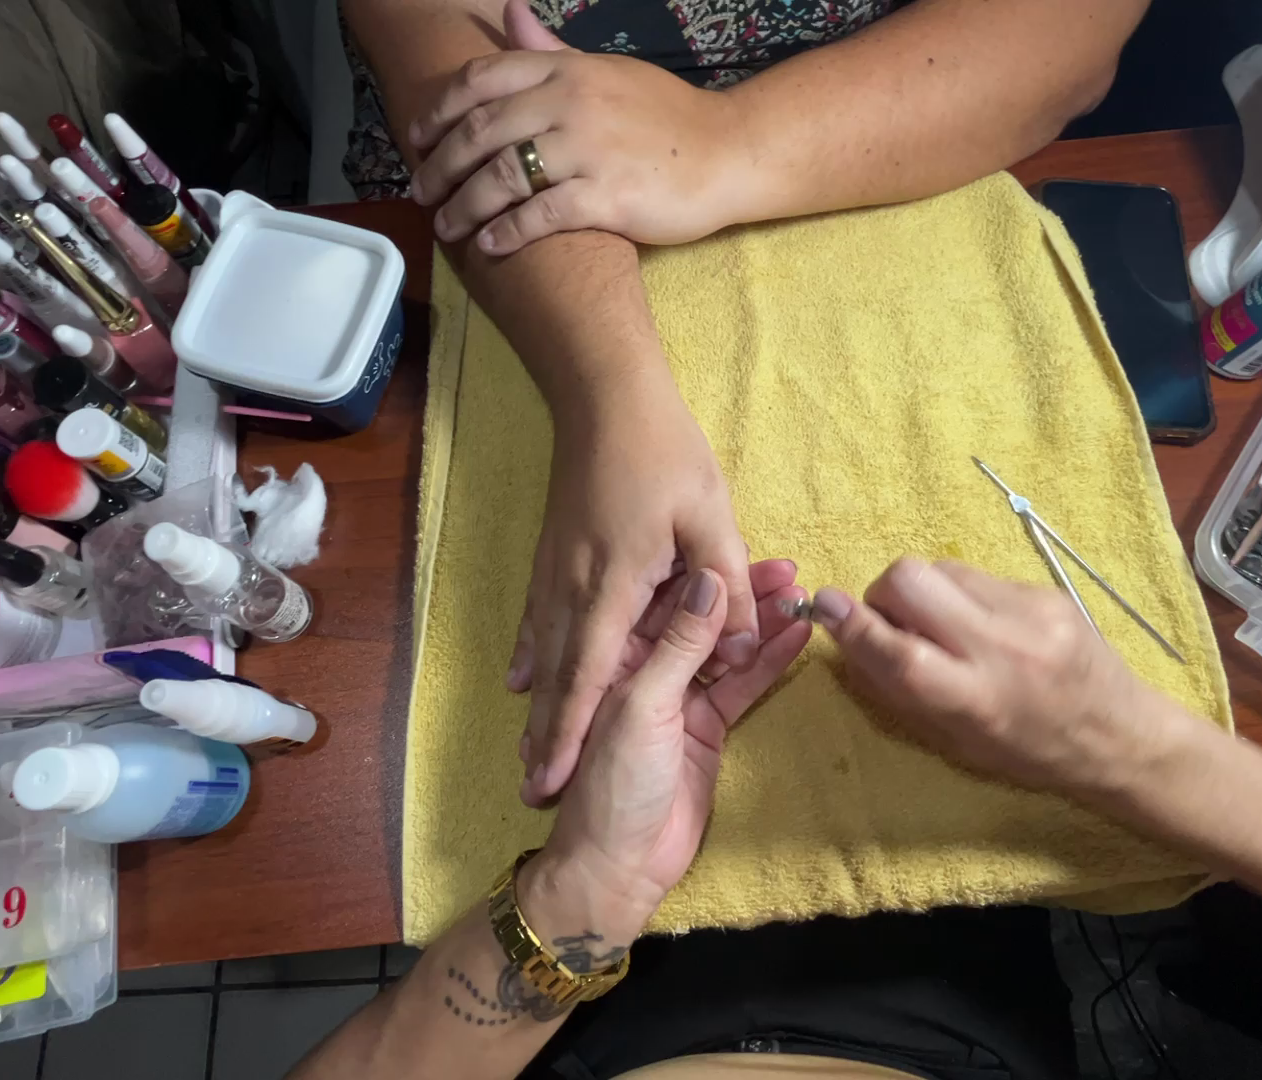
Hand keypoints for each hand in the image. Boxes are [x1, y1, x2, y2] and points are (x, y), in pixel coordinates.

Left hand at [406, 0, 747, 255]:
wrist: (725, 154)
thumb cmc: (665, 120)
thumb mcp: (607, 71)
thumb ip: (553, 51)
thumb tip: (511, 14)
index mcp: (567, 71)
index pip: (484, 80)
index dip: (440, 110)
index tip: (417, 138)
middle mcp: (571, 104)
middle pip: (482, 132)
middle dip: (441, 165)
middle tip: (420, 193)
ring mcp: (589, 151)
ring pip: (504, 175)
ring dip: (465, 205)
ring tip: (446, 229)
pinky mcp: (607, 197)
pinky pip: (542, 215)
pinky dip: (509, 232)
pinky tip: (489, 247)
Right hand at [511, 390, 759, 805]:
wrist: (605, 397)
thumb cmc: (664, 455)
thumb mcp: (712, 518)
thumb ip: (726, 587)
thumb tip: (742, 649)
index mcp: (612, 588)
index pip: (586, 678)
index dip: (567, 734)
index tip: (549, 781)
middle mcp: (571, 590)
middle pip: (556, 675)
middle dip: (543, 734)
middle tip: (531, 785)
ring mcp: (555, 572)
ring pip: (543, 651)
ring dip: (535, 704)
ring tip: (525, 749)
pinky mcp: (551, 555)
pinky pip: (537, 618)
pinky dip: (529, 655)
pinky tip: (519, 677)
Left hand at [525, 566, 811, 940]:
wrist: (621, 863)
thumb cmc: (615, 781)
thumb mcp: (645, 704)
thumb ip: (679, 645)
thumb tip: (710, 581)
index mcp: (614, 654)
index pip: (666, 602)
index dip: (709, 575)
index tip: (750, 551)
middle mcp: (645, 667)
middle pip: (700, 622)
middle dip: (742, 596)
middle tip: (790, 571)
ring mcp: (678, 697)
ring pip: (725, 650)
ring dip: (761, 626)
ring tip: (803, 597)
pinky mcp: (705, 725)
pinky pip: (738, 686)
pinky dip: (766, 664)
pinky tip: (796, 639)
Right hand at [813, 558, 1174, 798]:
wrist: (1122, 736)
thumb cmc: (1023, 752)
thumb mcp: (951, 741)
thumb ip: (895, 686)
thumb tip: (843, 631)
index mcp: (975, 701)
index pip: (899, 652)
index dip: (853, 625)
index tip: (822, 604)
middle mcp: (1003, 649)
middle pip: (911, 580)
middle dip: (883, 594)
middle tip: (895, 621)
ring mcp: (1031, 612)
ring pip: (938, 568)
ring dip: (921, 592)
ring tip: (942, 623)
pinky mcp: (1046, 590)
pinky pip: (973, 573)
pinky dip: (958, 593)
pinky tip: (981, 622)